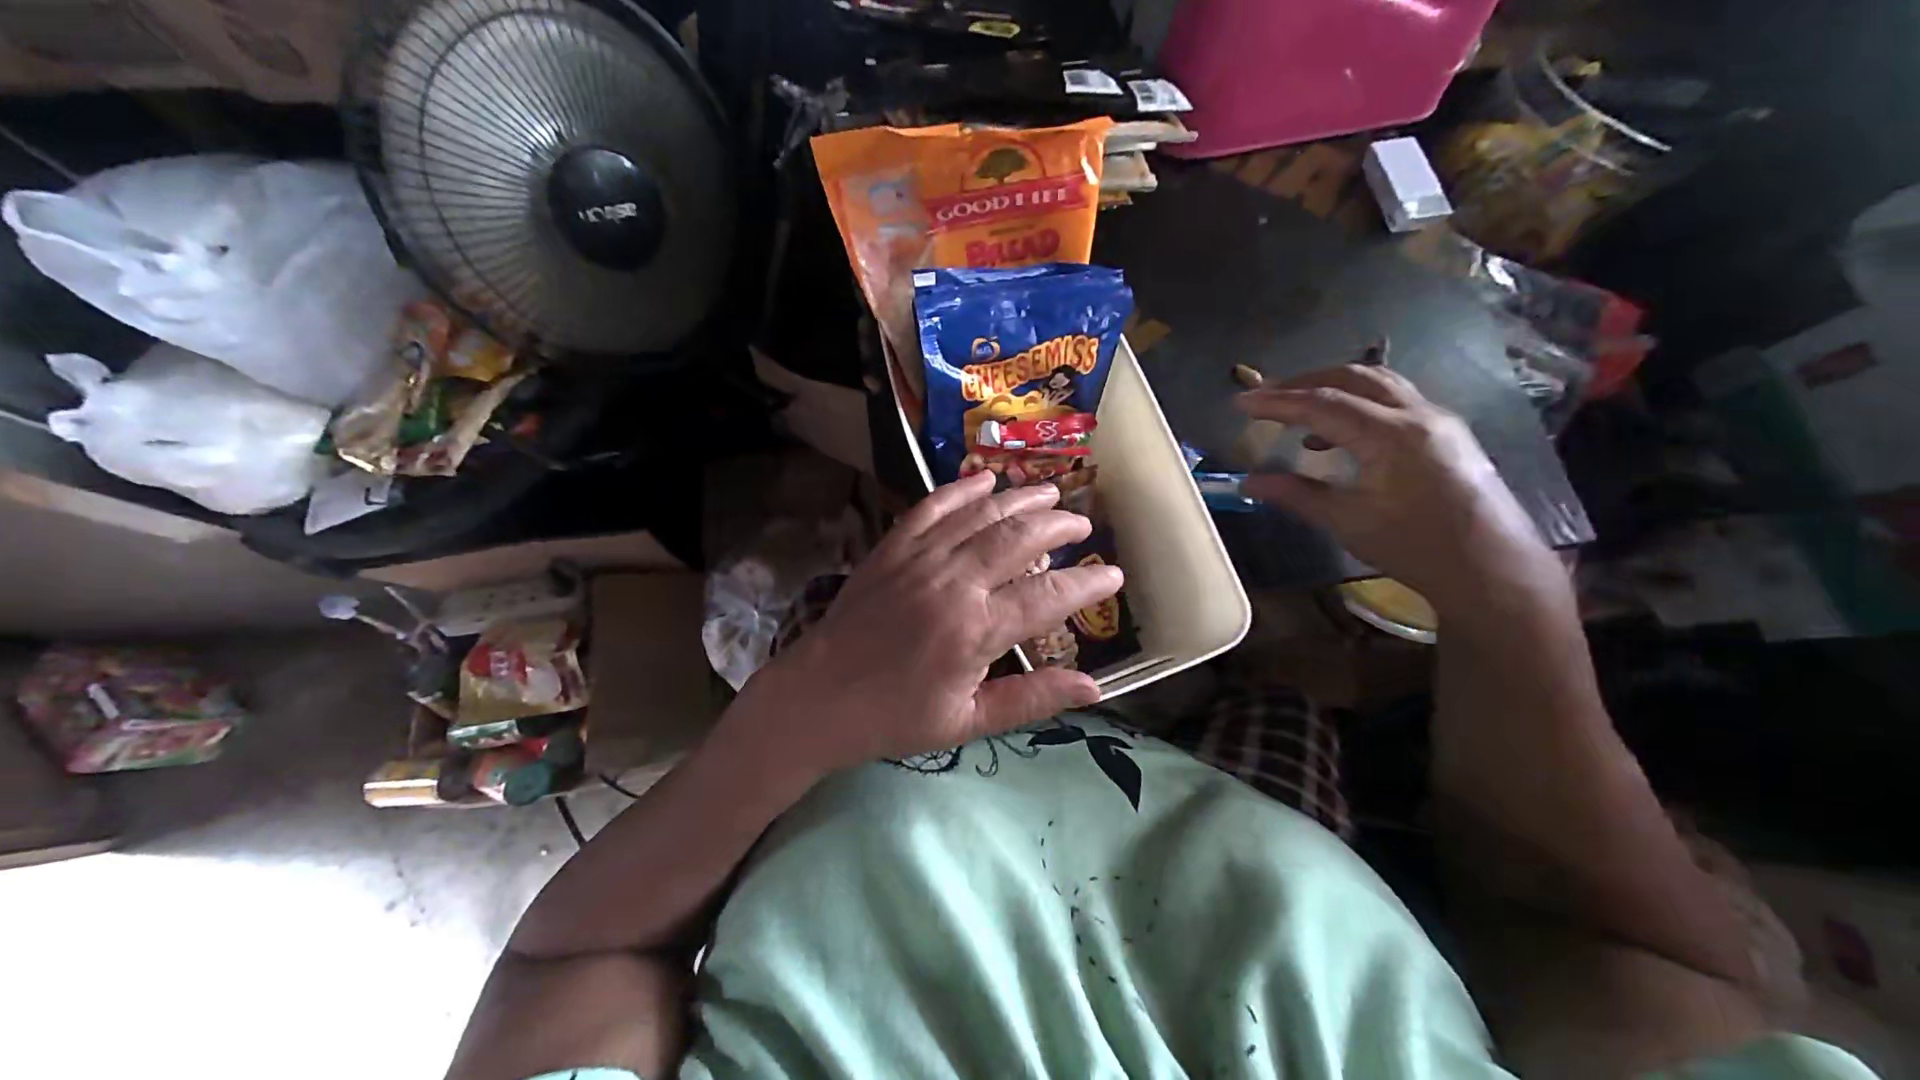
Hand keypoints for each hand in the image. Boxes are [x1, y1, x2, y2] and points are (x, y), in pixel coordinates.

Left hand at [730, 470, 1122, 775]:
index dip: (1087, 584)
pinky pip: (931, 508)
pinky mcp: (890, 549)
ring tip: (1049, 494)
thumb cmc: (894, 717)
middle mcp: (952, 583)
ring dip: (1020, 500)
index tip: (1113, 575)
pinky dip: (961, 491)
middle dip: (1058, 526)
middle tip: (1082, 524)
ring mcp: (918, 560)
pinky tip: (985, 481)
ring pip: (980, 516)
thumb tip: (1095, 688)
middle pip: (1018, 539)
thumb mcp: (967, 722)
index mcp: (975, 631)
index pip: (1048, 596)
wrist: (816, 700)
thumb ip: (1032, 699)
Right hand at [1236, 365, 1558, 615]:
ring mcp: (1437, 420)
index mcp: (1390, 436)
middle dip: (1303, 382)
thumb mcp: (1347, 522)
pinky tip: (1336, 434)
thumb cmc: (1416, 547)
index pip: (1322, 405)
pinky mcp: (1445, 432)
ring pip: (1377, 383)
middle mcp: (1417, 414)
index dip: (1276, 402)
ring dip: (1332, 387)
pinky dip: (1357, 403)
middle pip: (1352, 378)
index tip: (1240, 403)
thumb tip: (1249, 481)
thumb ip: (1296, 494)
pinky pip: (1394, 400)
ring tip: (1296, 407)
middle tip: (1264, 396)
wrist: (1492, 569)